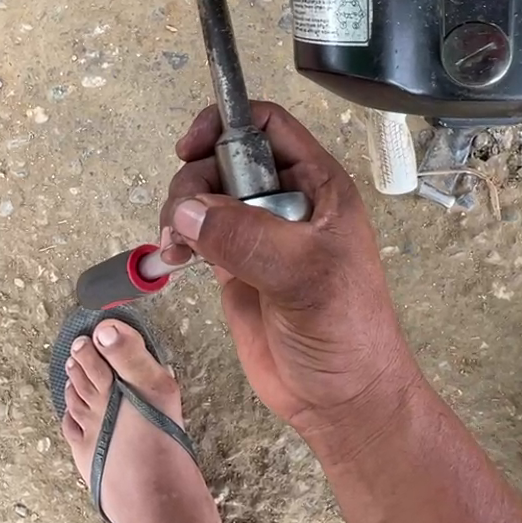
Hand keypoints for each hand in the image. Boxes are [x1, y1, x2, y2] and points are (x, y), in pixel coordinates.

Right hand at [159, 103, 423, 449]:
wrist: (340, 399)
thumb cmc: (346, 329)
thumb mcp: (305, 274)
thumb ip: (248, 237)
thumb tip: (187, 210)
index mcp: (316, 185)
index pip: (268, 125)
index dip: (227, 124)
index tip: (192, 147)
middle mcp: (284, 200)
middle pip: (223, 158)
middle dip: (195, 179)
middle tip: (183, 216)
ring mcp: (257, 233)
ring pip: (204, 194)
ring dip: (180, 210)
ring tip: (178, 246)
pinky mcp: (233, 264)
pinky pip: (196, 232)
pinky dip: (177, 237)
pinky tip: (175, 259)